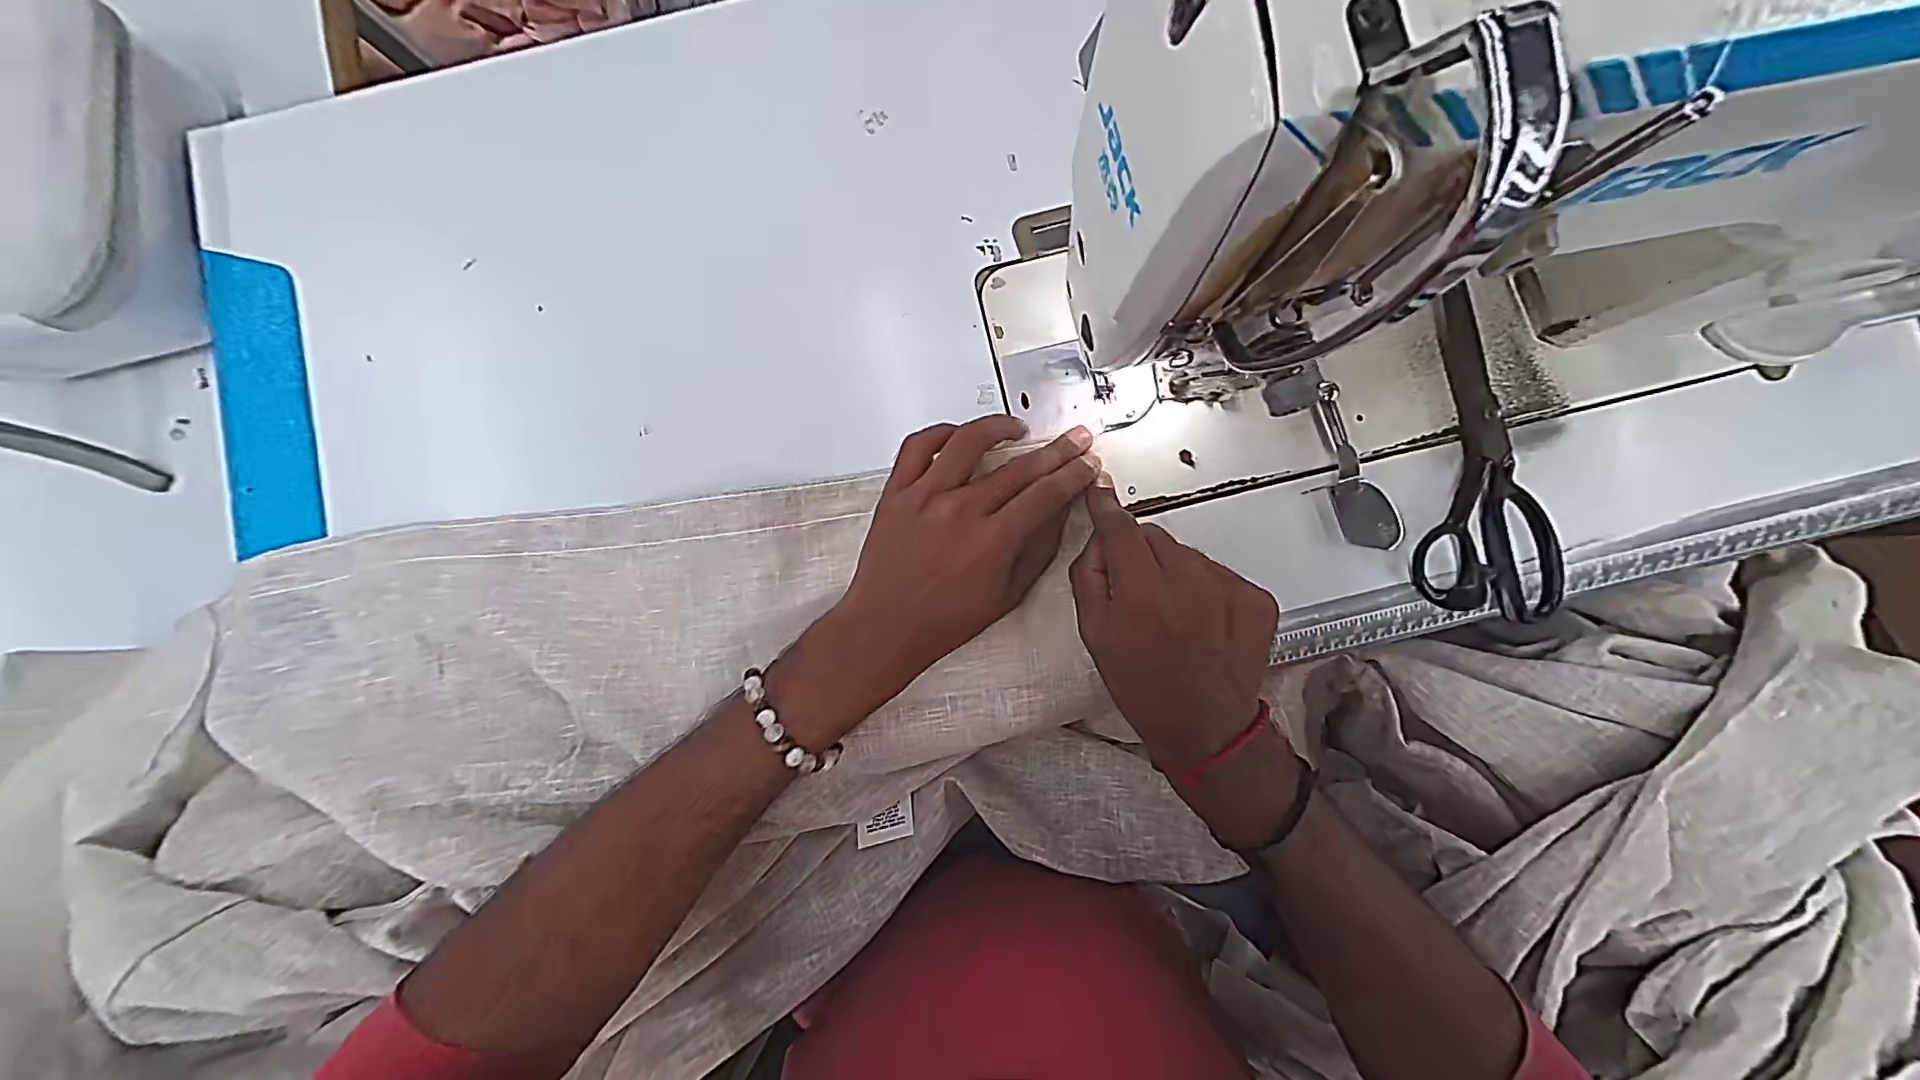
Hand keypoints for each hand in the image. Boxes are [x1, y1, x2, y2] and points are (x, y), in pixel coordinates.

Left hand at [802, 416, 1098, 728]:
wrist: (886, 625)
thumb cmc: (940, 620)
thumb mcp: (1005, 595)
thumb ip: (1036, 550)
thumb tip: (1057, 515)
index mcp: (992, 541)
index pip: (1046, 494)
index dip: (1073, 474)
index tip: (1084, 464)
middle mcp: (960, 512)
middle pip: (1019, 467)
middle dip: (1056, 450)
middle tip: (1071, 440)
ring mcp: (926, 498)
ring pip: (969, 442)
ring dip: (1000, 427)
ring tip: (1016, 427)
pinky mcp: (897, 493)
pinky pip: (918, 446)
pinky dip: (940, 432)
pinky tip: (958, 434)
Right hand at [1069, 482, 1279, 771]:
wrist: (1204, 726)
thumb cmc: (1144, 686)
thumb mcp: (1094, 635)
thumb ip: (1089, 578)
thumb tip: (1098, 542)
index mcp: (1142, 591)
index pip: (1120, 528)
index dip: (1106, 507)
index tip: (1100, 494)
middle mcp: (1188, 581)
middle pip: (1154, 536)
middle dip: (1139, 552)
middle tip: (1136, 590)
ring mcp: (1227, 587)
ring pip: (1186, 553)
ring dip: (1173, 570)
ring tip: (1172, 612)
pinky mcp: (1255, 598)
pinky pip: (1218, 571)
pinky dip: (1205, 585)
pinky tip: (1200, 618)